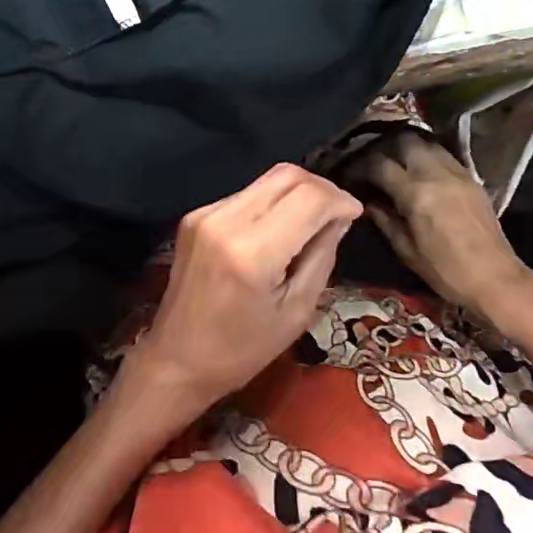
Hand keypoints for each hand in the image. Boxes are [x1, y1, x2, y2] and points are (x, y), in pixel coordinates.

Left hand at [123, 164, 362, 412]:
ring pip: (265, 180)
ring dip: (296, 193)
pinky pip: (245, 195)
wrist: (177, 358)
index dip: (340, 200)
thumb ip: (321, 257)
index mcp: (252, 252)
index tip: (355, 214)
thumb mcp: (296, 311)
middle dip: (321, 188)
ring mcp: (205, 215)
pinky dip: (270, 204)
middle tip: (339, 214)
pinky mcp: (194, 216)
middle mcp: (224, 222)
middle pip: (285, 175)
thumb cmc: (242, 349)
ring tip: (312, 223)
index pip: (308, 197)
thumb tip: (339, 218)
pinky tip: (278, 230)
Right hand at [350, 132, 532, 312]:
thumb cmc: (445, 270)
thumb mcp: (405, 250)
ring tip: (396, 162)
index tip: (350, 174)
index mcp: (415, 194)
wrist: (495, 278)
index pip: (379, 164)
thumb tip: (367, 200)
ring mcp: (457, 174)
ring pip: (427, 143)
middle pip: (405, 141)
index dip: (359, 165)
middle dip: (384, 147)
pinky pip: (445, 155)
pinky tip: (420, 170)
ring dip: (408, 148)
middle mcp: (436, 175)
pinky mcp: (472, 179)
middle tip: (373, 162)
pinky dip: (428, 156)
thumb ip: (384, 219)